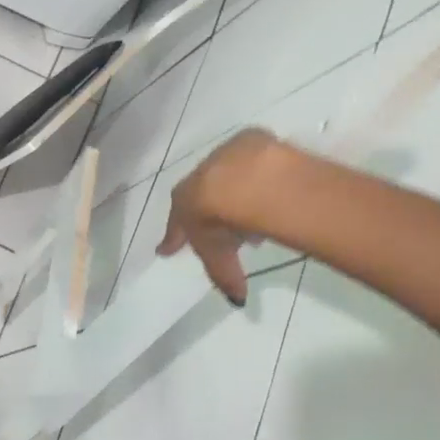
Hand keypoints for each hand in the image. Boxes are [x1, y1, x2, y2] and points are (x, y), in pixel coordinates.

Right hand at [156, 128, 297, 305]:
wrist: (242, 181)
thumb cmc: (218, 218)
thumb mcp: (218, 252)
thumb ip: (224, 273)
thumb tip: (236, 300)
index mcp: (183, 203)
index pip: (176, 224)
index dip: (175, 238)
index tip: (167, 250)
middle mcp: (198, 177)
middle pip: (201, 197)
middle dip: (210, 213)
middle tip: (227, 232)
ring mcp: (223, 156)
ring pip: (226, 176)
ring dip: (236, 193)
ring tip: (256, 213)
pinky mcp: (249, 139)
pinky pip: (251, 157)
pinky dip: (258, 169)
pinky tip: (271, 181)